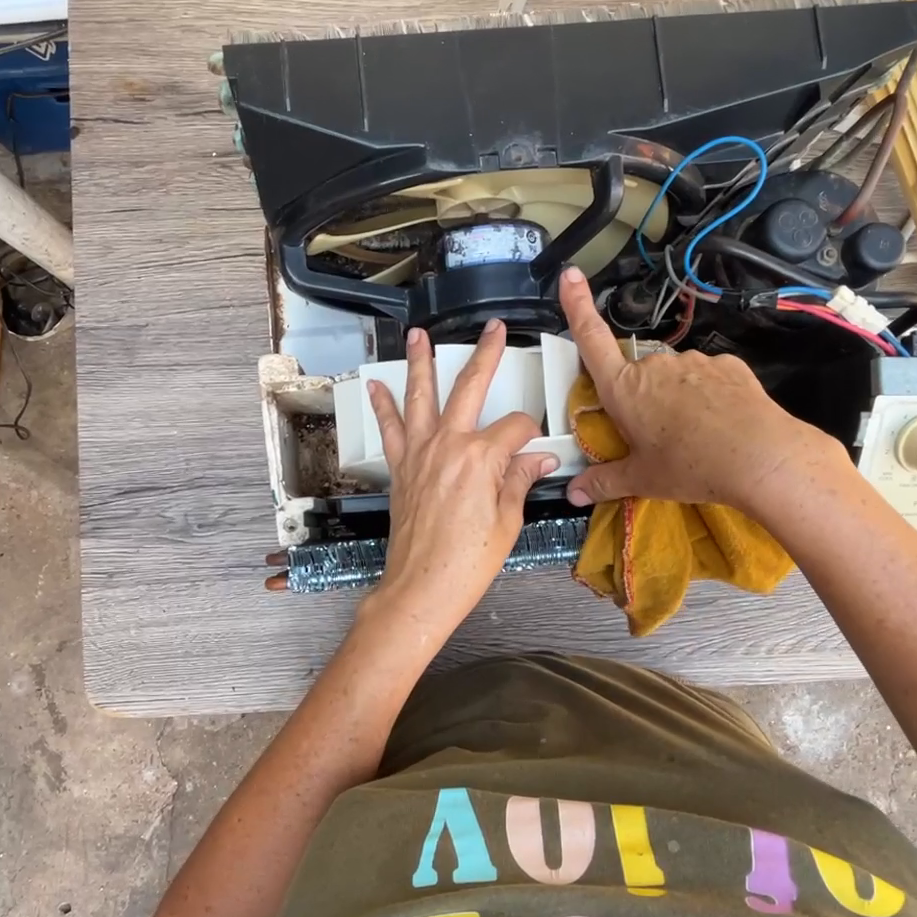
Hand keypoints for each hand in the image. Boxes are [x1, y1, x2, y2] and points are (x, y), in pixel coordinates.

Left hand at [367, 320, 558, 631]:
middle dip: (484, 354)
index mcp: (481, 457)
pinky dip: (384, 405)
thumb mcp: (507, 522)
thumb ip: (519, 481)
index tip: (537, 448)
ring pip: (421, 396)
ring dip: (420, 363)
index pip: (516, 426)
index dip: (532, 433)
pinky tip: (378, 386)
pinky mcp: (401, 468)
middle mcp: (447, 445)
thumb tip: (539, 459)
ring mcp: (419, 454)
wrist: (420, 587)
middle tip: (493, 329)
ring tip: (418, 334)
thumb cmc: (467, 563)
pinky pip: (391, 428)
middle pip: (469, 387)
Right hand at [557, 266, 847, 514]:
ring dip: (676, 399)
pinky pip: (706, 379)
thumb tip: (572, 493)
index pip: (591, 339)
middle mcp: (655, 366)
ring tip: (694, 436)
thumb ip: (603, 483)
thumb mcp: (641, 479)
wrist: (761, 457)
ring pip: (673, 378)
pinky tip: (719, 424)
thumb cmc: (690, 467)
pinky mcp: (727, 365)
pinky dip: (707, 397)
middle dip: (642, 399)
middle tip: (656, 437)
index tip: (570, 274)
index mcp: (624, 389)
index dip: (577, 305)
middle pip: (637, 375)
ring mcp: (693, 362)